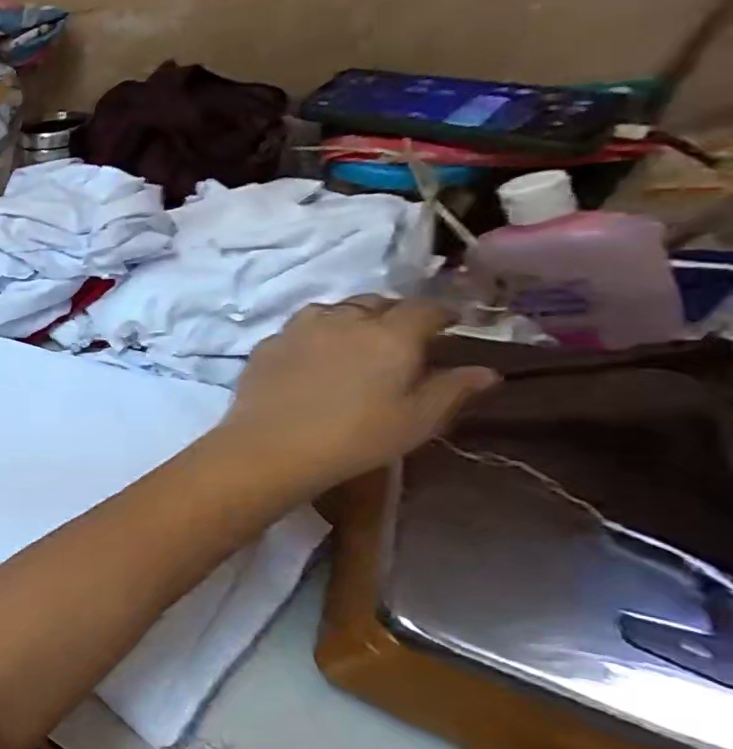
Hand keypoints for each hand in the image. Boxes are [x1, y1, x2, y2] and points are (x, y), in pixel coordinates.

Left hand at [218, 297, 499, 489]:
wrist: (271, 446)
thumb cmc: (353, 437)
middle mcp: (342, 322)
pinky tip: (311, 355)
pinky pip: (295, 329)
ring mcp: (297, 331)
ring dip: (347, 318)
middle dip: (392, 313)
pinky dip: (311, 334)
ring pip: (330, 310)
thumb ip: (451, 390)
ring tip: (354, 341)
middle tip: (400, 336)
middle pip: (373, 303)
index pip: (424, 308)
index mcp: (389, 335)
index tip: (449, 326)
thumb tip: (484, 371)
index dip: (440, 314)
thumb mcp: (417, 420)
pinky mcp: (265, 346)